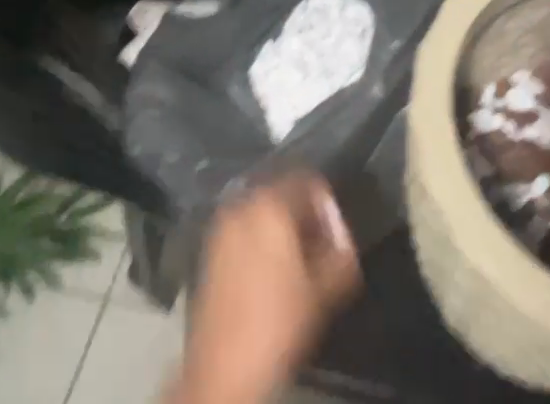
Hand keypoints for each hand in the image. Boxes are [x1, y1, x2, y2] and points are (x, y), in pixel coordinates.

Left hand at [169, 174, 360, 403]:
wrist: (223, 369)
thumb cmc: (279, 322)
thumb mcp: (327, 287)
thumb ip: (341, 249)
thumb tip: (341, 233)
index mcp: (269, 205)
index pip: (306, 179)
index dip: (326, 201)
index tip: (336, 228)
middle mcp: (239, 207)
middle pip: (280, 194)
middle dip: (302, 214)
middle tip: (320, 244)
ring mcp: (219, 230)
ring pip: (259, 215)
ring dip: (280, 229)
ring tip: (297, 260)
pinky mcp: (208, 254)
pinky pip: (243, 233)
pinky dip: (259, 242)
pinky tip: (272, 272)